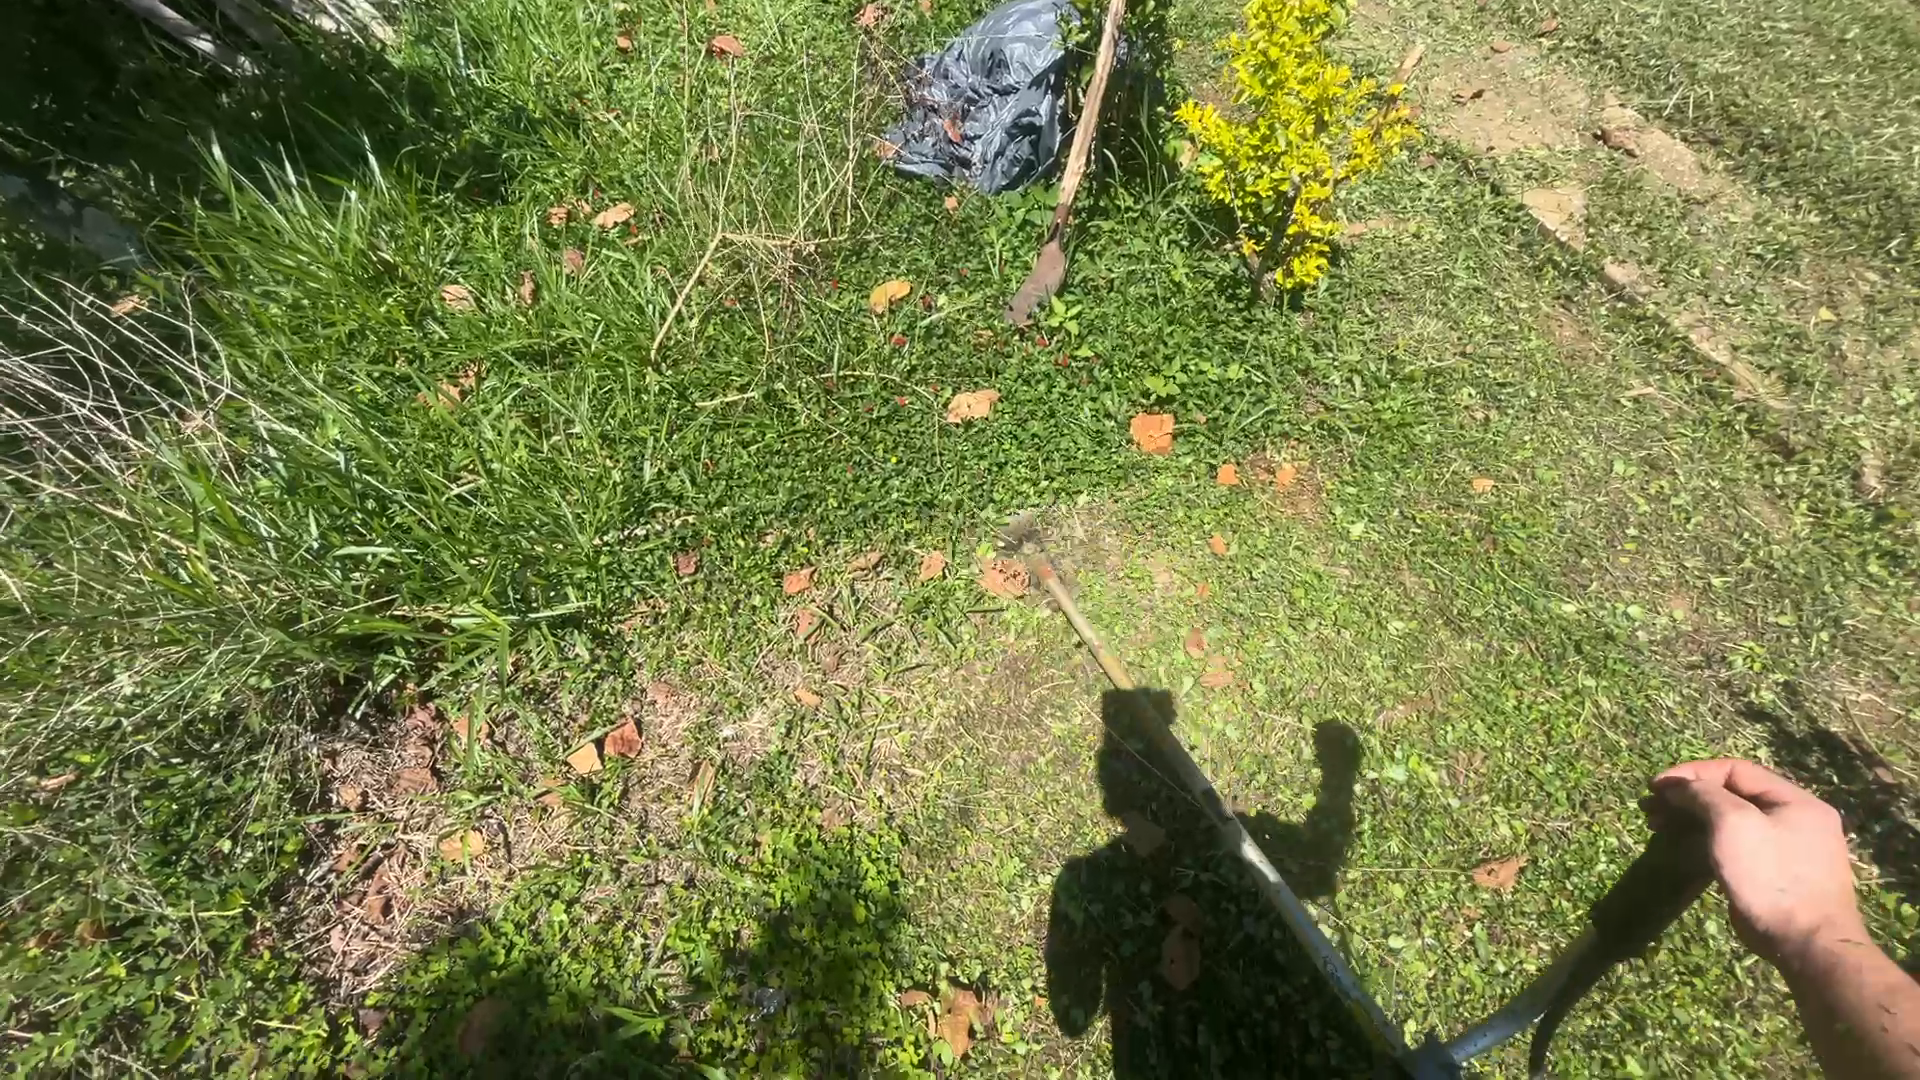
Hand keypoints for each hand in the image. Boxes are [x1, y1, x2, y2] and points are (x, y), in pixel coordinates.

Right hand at [1646, 759, 1863, 969]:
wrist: (1803, 939)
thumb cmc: (1768, 873)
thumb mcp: (1732, 821)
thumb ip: (1702, 793)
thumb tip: (1676, 786)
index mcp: (1796, 802)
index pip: (1735, 769)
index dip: (1691, 772)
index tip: (1657, 786)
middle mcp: (1793, 819)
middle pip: (1728, 792)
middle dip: (1684, 795)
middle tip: (1651, 805)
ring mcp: (1782, 845)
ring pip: (1723, 816)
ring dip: (1685, 815)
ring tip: (1655, 823)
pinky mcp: (1768, 867)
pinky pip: (1728, 839)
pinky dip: (1698, 835)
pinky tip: (1676, 842)